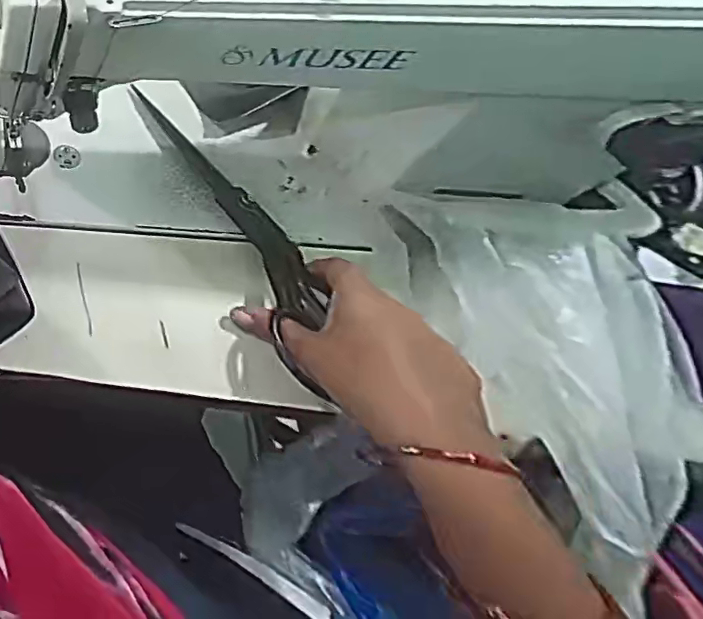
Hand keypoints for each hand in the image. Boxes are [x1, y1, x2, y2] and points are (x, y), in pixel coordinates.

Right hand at [231, 258, 494, 451]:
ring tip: (357, 362)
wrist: (431, 436)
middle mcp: (400, 310)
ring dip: (376, 336)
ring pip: (395, 325)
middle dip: (345, 310)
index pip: (337, 266)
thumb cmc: (364, 385)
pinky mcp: (454, 367)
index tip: (307, 281)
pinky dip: (404, 361)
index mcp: (361, 298)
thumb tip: (248, 315)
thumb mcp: (307, 354)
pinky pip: (422, 353)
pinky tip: (391, 384)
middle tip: (324, 331)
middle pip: (366, 297)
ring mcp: (432, 338)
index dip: (318, 270)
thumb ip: (276, 328)